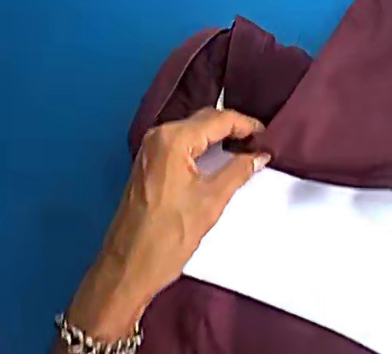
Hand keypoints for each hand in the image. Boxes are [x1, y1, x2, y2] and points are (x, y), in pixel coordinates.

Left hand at [66, 108, 269, 341]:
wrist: (124, 272)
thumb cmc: (167, 238)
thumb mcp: (210, 202)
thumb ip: (238, 171)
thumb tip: (260, 154)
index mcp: (173, 139)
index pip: (218, 119)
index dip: (246, 124)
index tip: (267, 133)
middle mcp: (158, 135)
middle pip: (204, 120)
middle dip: (232, 127)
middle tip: (259, 140)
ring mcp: (150, 147)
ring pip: (193, 129)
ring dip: (217, 136)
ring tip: (244, 146)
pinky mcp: (148, 161)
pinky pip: (181, 142)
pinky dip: (201, 145)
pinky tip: (218, 155)